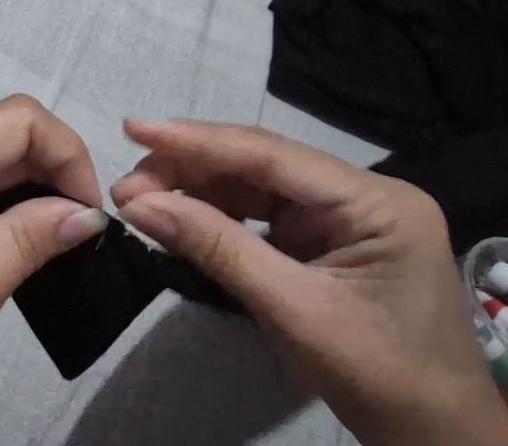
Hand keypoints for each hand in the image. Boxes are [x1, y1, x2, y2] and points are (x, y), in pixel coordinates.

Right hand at [110, 120, 507, 445]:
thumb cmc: (382, 378)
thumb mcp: (293, 310)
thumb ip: (216, 248)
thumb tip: (136, 204)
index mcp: (375, 202)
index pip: (269, 155)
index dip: (195, 140)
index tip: (133, 128)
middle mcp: (359, 195)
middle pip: (254, 164)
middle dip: (185, 170)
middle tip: (125, 188)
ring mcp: (341, 216)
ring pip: (248, 185)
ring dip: (191, 191)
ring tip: (138, 202)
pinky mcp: (322, 239)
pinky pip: (255, 213)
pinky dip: (211, 216)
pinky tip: (175, 219)